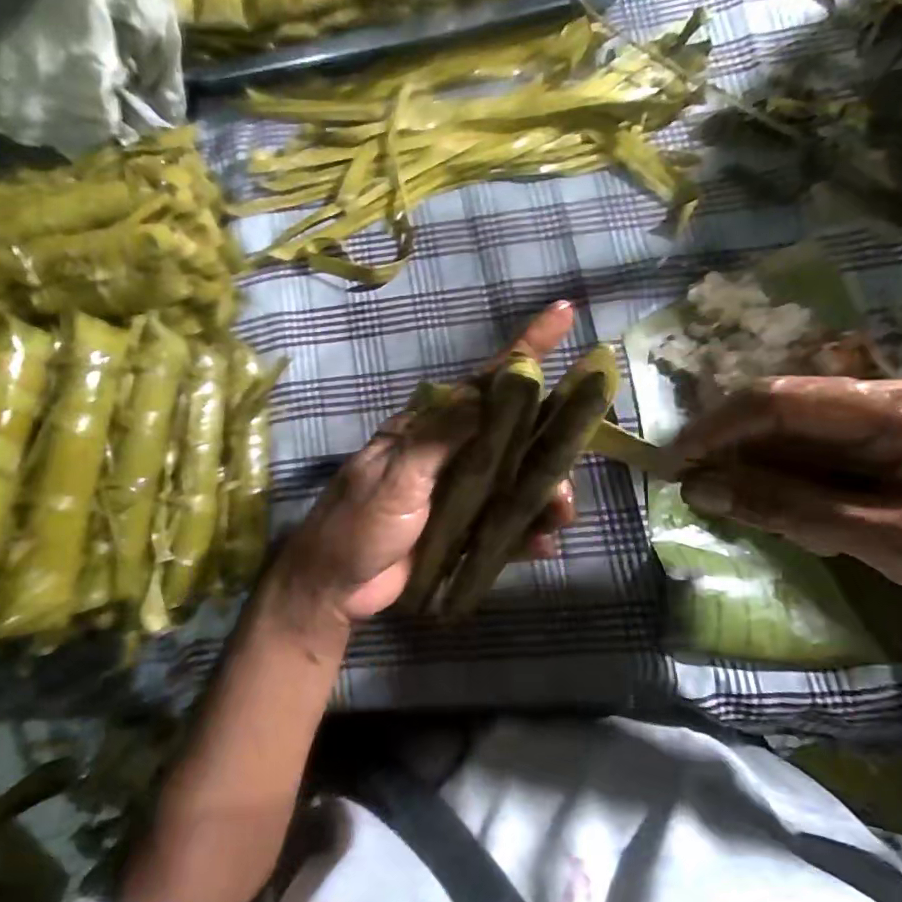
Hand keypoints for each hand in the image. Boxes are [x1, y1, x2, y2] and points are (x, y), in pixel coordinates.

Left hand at [272, 302, 580, 624]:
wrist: (335, 586)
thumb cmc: (357, 524)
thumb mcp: (395, 476)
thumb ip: (439, 437)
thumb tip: (482, 389)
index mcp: (428, 429)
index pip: (481, 383)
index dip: (522, 350)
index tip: (563, 315)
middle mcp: (449, 453)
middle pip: (514, 433)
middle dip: (550, 446)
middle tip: (566, 479)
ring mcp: (458, 493)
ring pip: (517, 479)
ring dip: (544, 495)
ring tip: (557, 517)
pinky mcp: (462, 530)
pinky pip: (506, 523)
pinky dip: (527, 532)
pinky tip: (543, 545)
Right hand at [668, 373, 901, 666]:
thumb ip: (798, 511)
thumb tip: (700, 488)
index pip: (791, 399)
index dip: (720, 429)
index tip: (669, 468)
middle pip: (793, 415)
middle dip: (736, 454)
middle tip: (695, 498)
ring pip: (803, 441)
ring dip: (763, 477)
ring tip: (746, 518)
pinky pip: (826, 465)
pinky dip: (793, 493)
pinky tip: (797, 524)